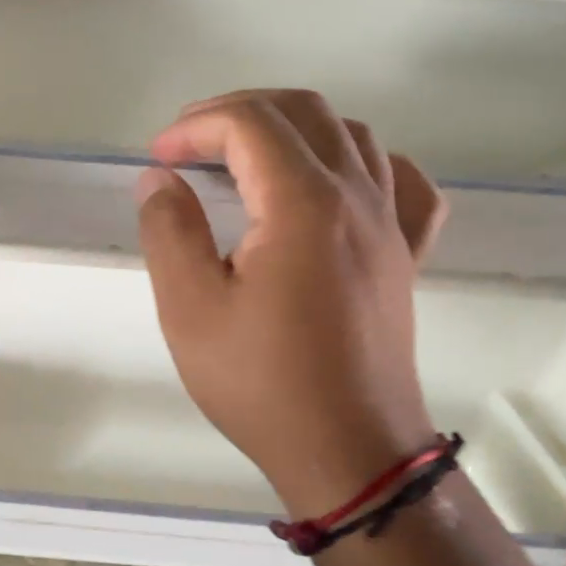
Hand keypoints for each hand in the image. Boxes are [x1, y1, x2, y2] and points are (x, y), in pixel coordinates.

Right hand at [136, 90, 448, 518]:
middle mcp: (358, 198)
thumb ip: (170, 231)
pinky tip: (339, 182)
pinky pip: (402, 184)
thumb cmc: (263, 384)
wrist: (350, 453)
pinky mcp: (407, 257)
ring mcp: (392, 226)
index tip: (159, 157)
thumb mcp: (191, 310)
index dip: (196, 126)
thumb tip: (161, 179)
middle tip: (191, 143)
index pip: (250, 124)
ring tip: (248, 157)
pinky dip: (364, 163)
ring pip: (353, 135)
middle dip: (239, 111)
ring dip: (293, 128)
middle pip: (304, 112)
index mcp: (304, 204)